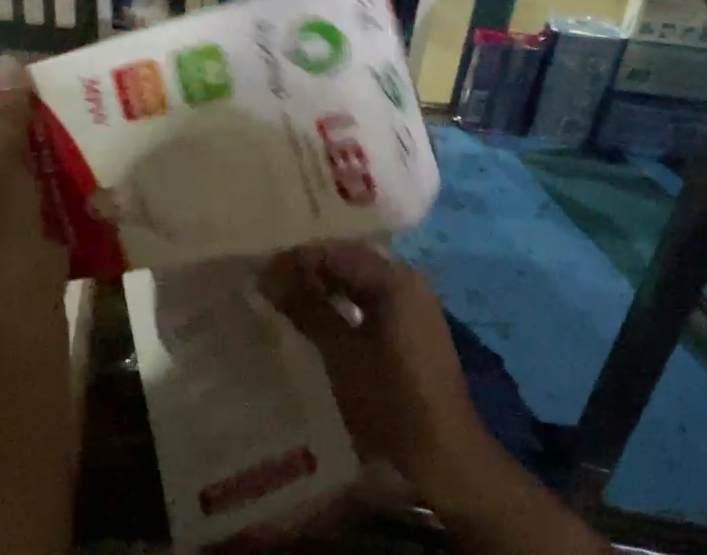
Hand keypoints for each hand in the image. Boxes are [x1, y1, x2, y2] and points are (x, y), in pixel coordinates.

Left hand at [0, 59, 67, 345]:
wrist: (10, 329)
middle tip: (67, 104)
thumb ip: (4, 115)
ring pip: (16, 171)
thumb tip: (9, 62)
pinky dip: (57, 184)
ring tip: (84, 131)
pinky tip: (87, 173)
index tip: (35, 83)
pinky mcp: (16, 242)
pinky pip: (35, 200)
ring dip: (47, 152)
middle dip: (26, 122)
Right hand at [260, 242, 482, 494]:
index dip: (296, 261)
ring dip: (325, 287)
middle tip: (271, 287)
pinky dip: (343, 304)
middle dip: (309, 271)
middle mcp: (407, 281)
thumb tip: (267, 277)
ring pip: (359, 280)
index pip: (335, 253)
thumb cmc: (389, 399)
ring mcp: (414, 304)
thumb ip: (305, 309)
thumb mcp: (340, 353)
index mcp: (394, 280)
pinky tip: (319, 320)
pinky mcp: (413, 327)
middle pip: (349, 261)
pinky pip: (371, 300)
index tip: (262, 276)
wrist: (444, 454)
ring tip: (288, 302)